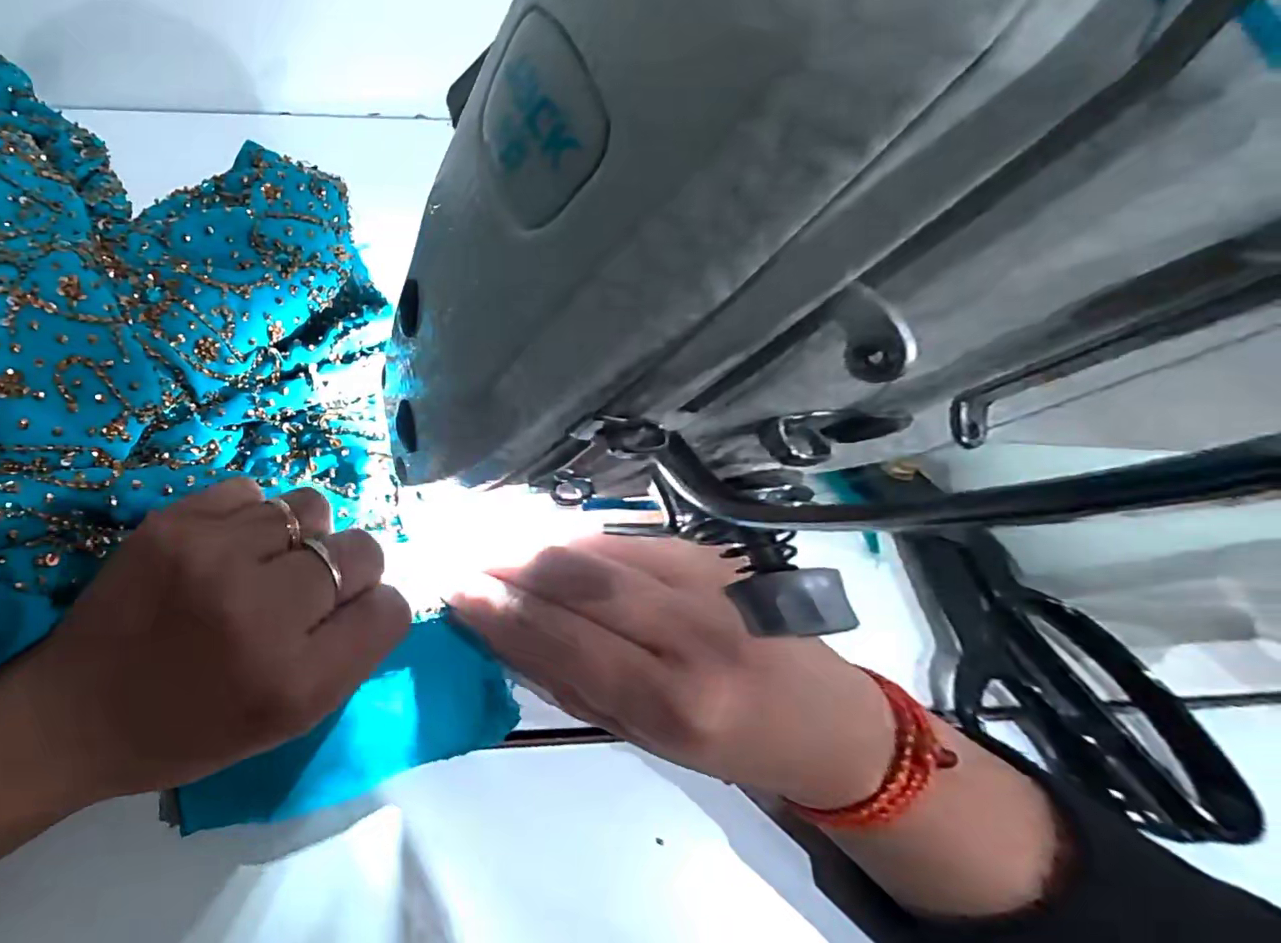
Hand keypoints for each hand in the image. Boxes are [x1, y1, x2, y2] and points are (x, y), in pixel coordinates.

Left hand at [28, 477, 411, 800]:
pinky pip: (254, 491)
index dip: (376, 608)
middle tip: (307, 586)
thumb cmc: (185, 730)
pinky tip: (226, 546)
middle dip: (349, 567)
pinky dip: (253, 517)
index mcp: (295, 682)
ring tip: (265, 561)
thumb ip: (341, 658)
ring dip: (301, 536)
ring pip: (311, 507)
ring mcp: (214, 555)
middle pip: (361, 550)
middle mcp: (262, 611)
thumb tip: (374, 591)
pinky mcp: (174, 521)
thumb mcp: (281, 724)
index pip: (389, 610)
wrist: (77, 708)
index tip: (348, 613)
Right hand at [449, 535, 894, 807]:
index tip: (455, 589)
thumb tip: (494, 630)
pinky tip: (536, 539)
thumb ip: (562, 679)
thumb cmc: (727, 745)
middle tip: (461, 556)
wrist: (826, 718)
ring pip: (594, 548)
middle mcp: (694, 636)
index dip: (502, 611)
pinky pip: (618, 537)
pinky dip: (566, 538)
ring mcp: (705, 582)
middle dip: (507, 563)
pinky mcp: (706, 552)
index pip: (566, 642)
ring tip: (485, 542)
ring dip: (529, 542)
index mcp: (676, 703)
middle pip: (577, 580)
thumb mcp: (640, 734)